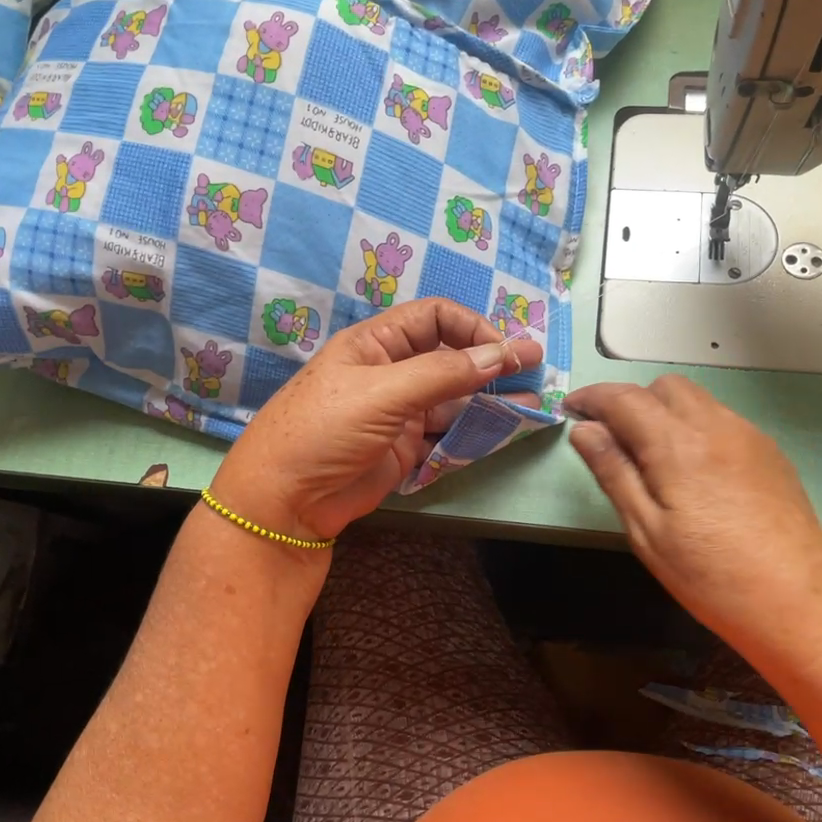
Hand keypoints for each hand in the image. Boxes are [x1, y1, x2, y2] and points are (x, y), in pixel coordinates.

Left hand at [211, 298, 542, 541]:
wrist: (285, 502)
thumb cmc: (323, 430)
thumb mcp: (382, 393)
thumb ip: (443, 373)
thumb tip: (500, 354)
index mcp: (375, 343)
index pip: (434, 319)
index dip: (472, 328)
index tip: (505, 350)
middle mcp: (391, 373)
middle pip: (450, 359)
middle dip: (491, 363)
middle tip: (536, 369)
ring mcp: (399, 414)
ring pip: (454, 400)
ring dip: (490, 402)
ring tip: (533, 407)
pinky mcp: (404, 450)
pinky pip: (447, 435)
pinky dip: (474, 434)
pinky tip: (503, 433)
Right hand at [565, 375, 821, 662]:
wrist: (796, 603)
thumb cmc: (708, 576)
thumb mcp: (646, 530)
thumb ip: (614, 472)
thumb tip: (584, 430)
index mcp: (677, 445)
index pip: (625, 398)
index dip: (592, 397)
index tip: (570, 409)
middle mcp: (715, 426)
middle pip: (664, 387)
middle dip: (631, 400)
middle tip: (612, 439)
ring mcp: (748, 436)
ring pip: (697, 400)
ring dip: (665, 411)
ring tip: (651, 455)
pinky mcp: (770, 452)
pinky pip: (722, 420)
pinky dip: (695, 426)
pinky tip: (692, 470)